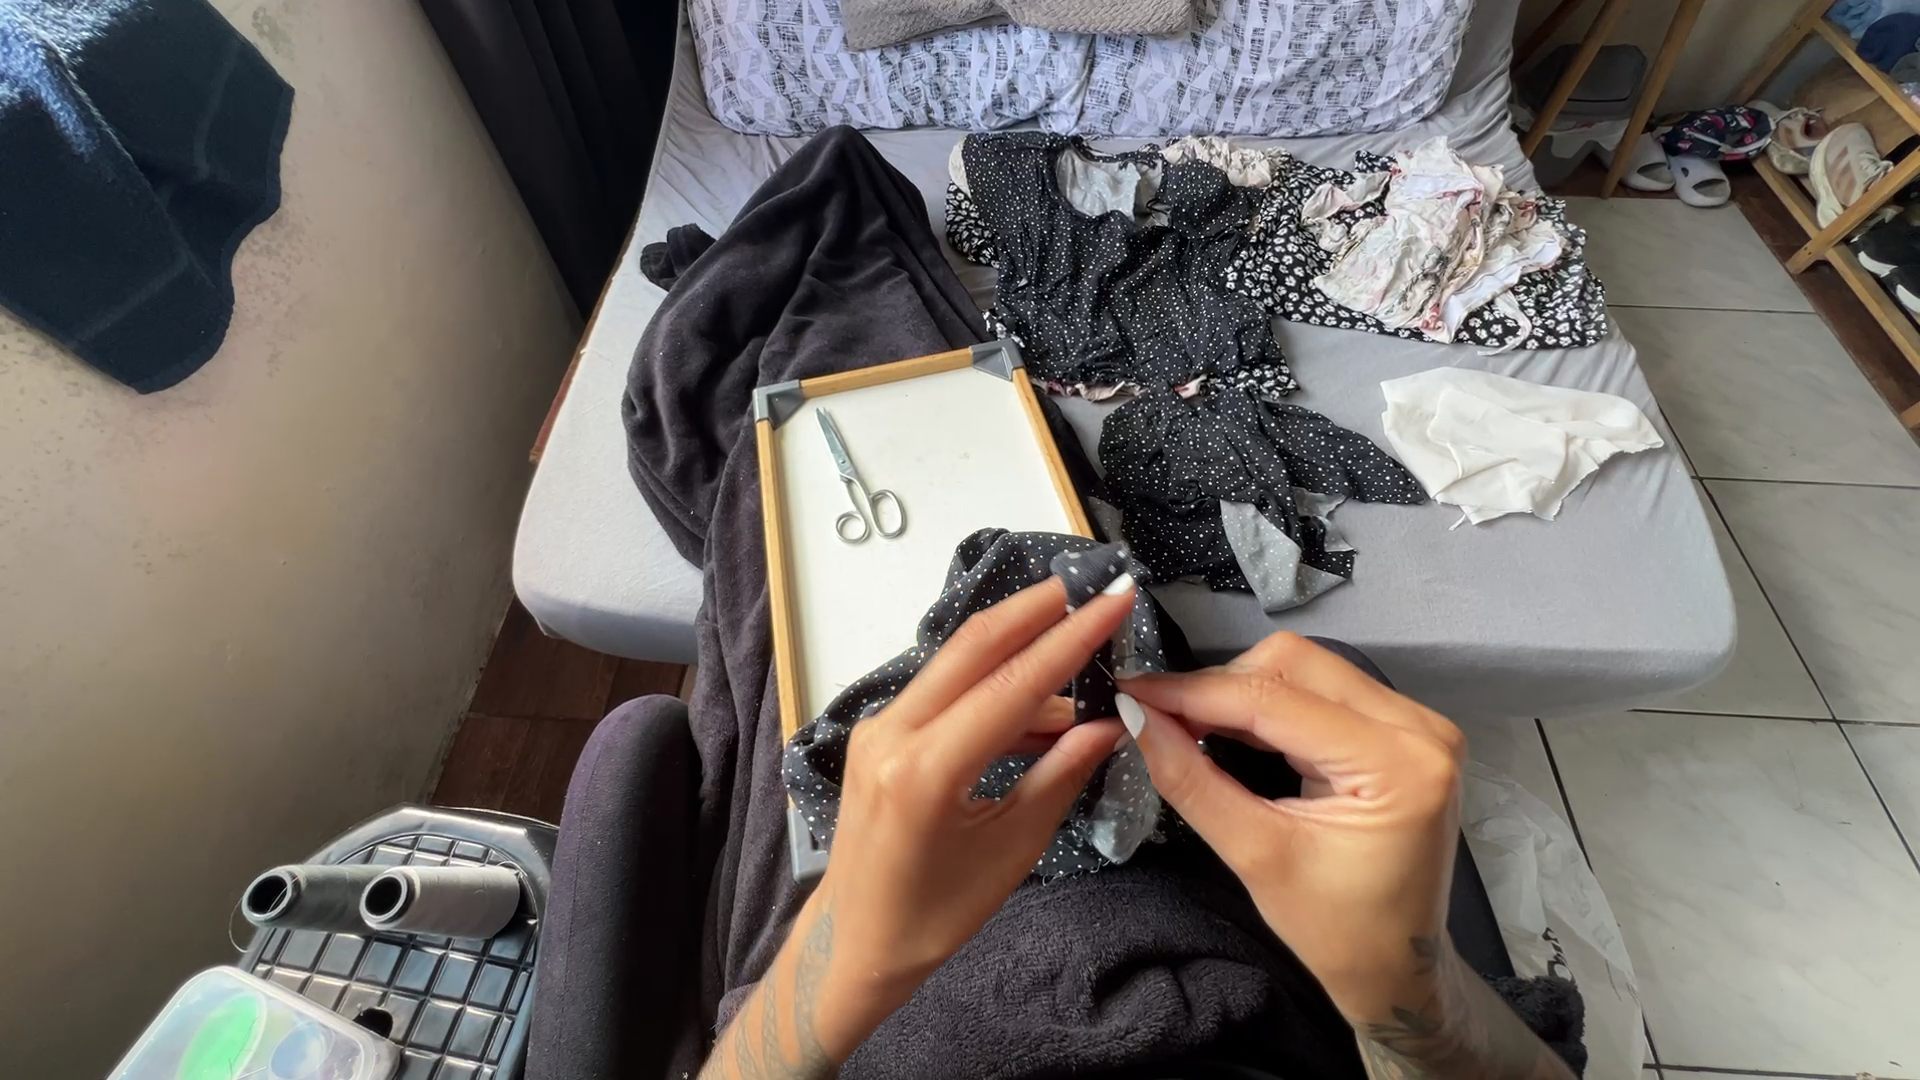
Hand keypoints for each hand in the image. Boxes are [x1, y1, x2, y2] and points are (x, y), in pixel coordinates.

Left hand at [802, 575, 1132, 1060]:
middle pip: (973, 645)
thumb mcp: (1009, 852)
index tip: (1114, 599)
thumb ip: (1060, 776)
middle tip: (1090, 585)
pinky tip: (1041, 701)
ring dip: (1021, 649)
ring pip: (960, 662)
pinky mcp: (882, 727)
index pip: (1011, 685)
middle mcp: (893, 730)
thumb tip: (1111, 724)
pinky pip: (948, 689)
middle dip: (1036, 608)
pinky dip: (996, 685)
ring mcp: (880, 723)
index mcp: (924, 770)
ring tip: (1082, 652)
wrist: (852, 939)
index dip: (1070, 638)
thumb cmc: (933, 916)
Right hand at [1119, 632, 1465, 1027]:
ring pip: (1301, 665)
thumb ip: (1189, 778)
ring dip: (1238, 688)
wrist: (1401, 970)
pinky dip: (1263, 698)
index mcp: (1396, 765)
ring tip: (1194, 725)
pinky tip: (1232, 726)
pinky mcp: (1400, 725)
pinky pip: (1316, 684)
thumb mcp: (1254, 855)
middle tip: (1166, 718)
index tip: (1132, 690)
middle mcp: (1417, 726)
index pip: (1271, 698)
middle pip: (1290, 662)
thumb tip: (1134, 714)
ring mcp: (1414, 720)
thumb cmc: (1335, 930)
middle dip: (1218, 686)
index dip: (1192, 691)